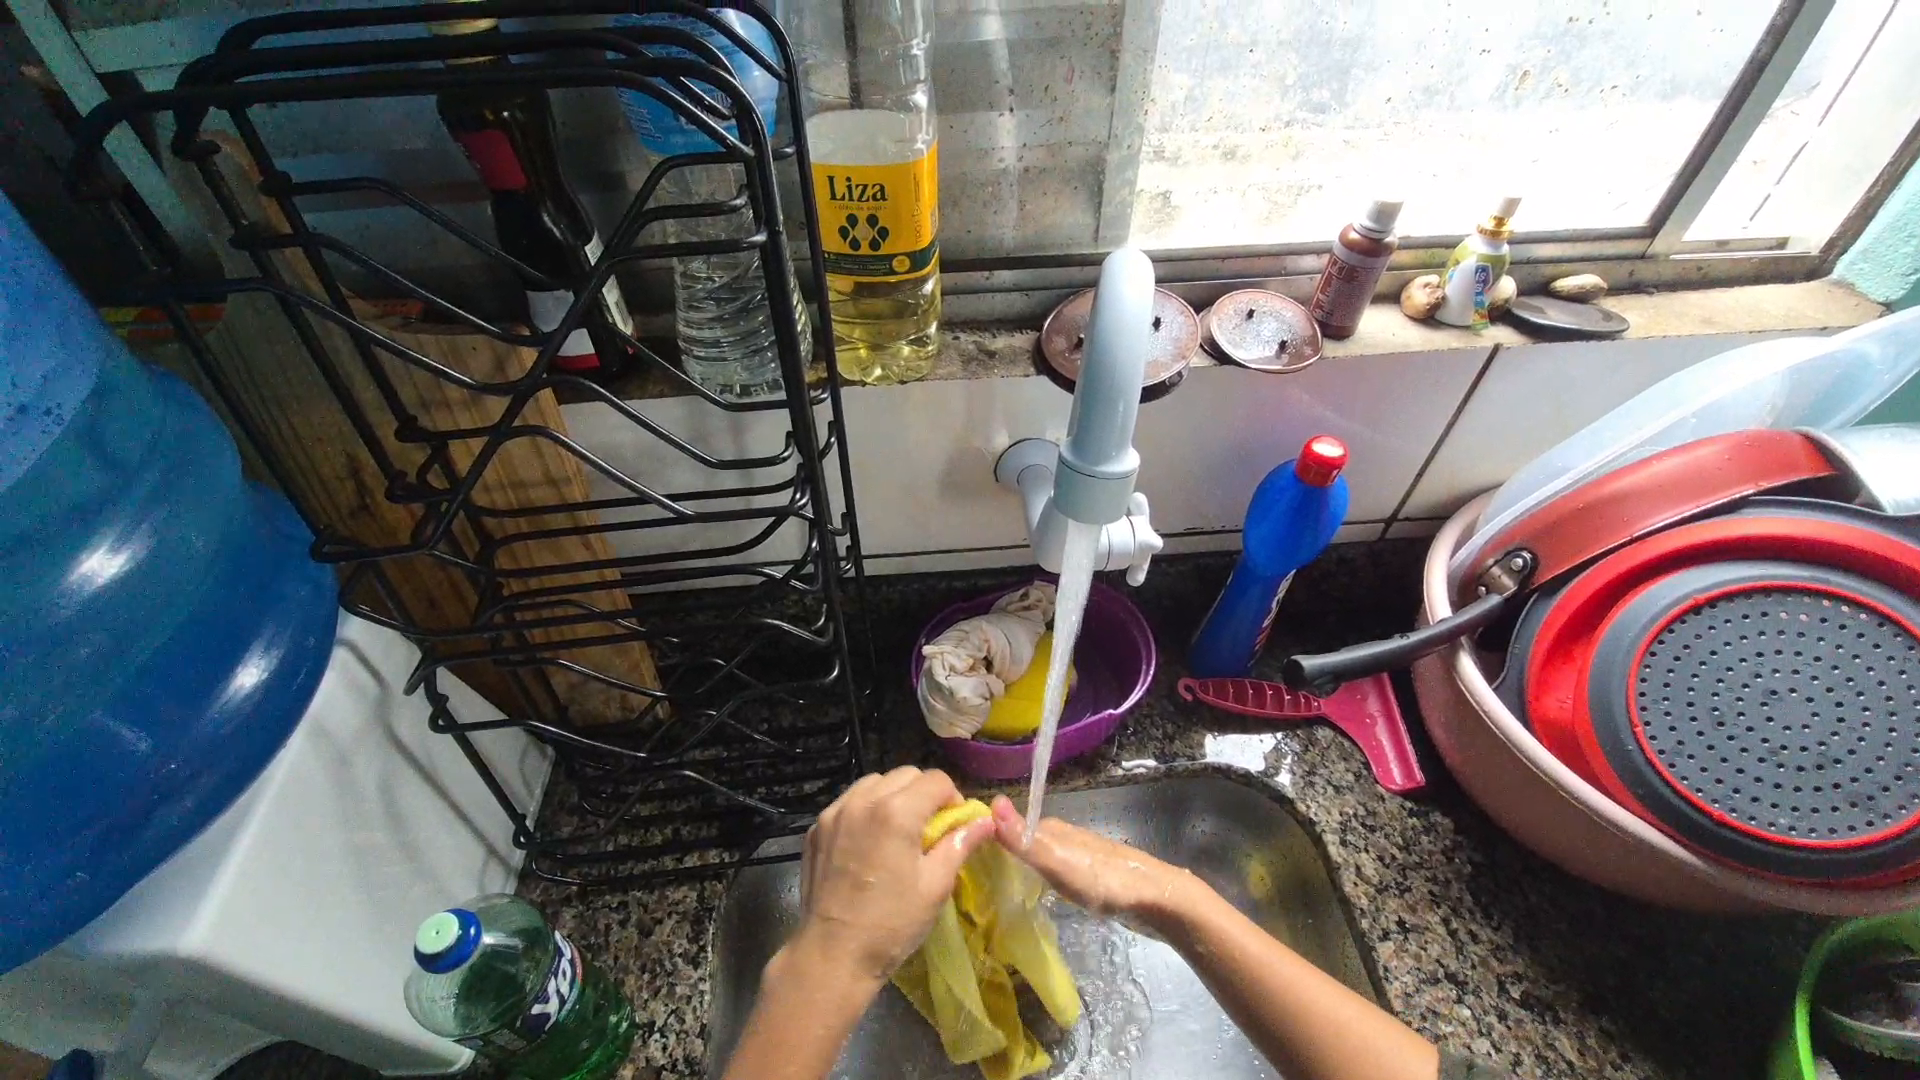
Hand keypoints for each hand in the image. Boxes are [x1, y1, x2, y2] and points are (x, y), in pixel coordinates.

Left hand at [793, 767, 995, 983]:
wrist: (832, 955)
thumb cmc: (891, 923)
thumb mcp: (935, 885)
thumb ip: (960, 844)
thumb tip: (986, 820)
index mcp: (897, 812)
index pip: (936, 780)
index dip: (952, 798)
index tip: (954, 824)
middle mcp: (863, 801)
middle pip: (905, 775)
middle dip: (924, 794)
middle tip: (928, 829)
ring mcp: (835, 812)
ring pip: (875, 782)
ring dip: (893, 796)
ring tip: (898, 831)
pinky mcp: (817, 827)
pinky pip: (849, 801)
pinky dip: (866, 809)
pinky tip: (869, 841)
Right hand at [989, 794, 1199, 928]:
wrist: (1156, 900)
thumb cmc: (1103, 881)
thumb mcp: (1057, 862)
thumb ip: (1024, 838)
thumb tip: (992, 801)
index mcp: (1053, 829)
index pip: (1011, 827)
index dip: (989, 837)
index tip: (964, 854)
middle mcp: (1064, 836)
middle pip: (1026, 840)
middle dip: (1004, 852)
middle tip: (977, 877)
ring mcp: (1080, 856)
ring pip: (1042, 856)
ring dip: (1024, 867)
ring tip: (1001, 887)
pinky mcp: (1092, 876)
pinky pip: (1057, 872)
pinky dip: (1043, 879)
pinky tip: (1039, 894)